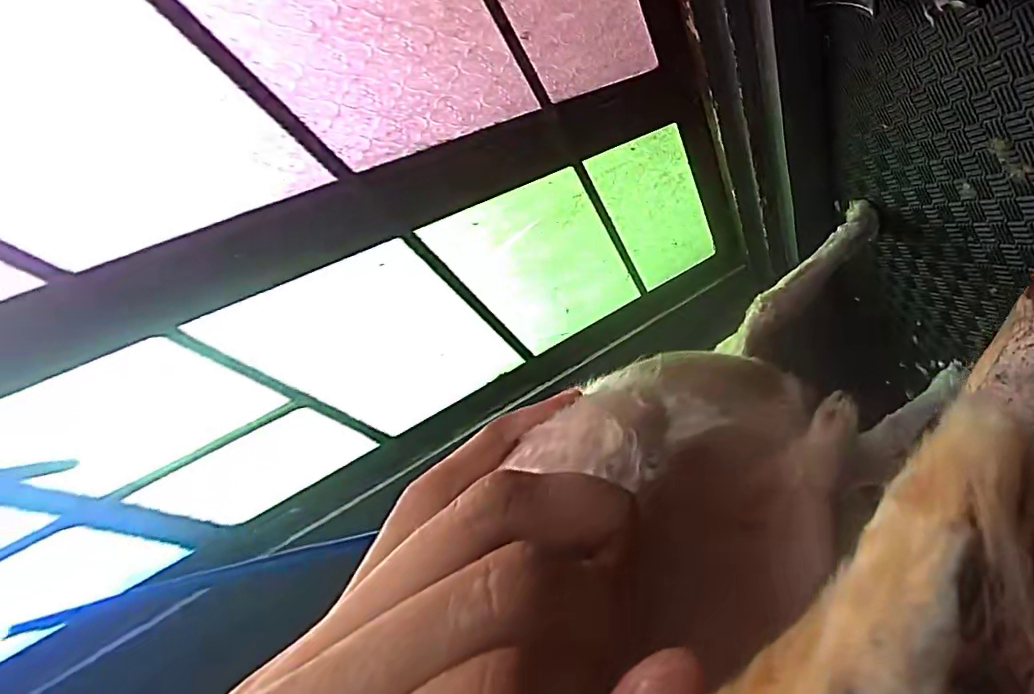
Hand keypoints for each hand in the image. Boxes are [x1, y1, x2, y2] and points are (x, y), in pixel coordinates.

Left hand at [236, 390, 703, 693]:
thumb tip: (679, 662)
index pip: (500, 671)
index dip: (586, 654)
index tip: (626, 659)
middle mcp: (312, 681)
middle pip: (498, 576)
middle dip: (589, 585)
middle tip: (617, 610)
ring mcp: (320, 628)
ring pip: (465, 505)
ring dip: (565, 502)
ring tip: (603, 539)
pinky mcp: (344, 595)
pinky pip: (429, 494)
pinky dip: (502, 441)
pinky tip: (565, 410)